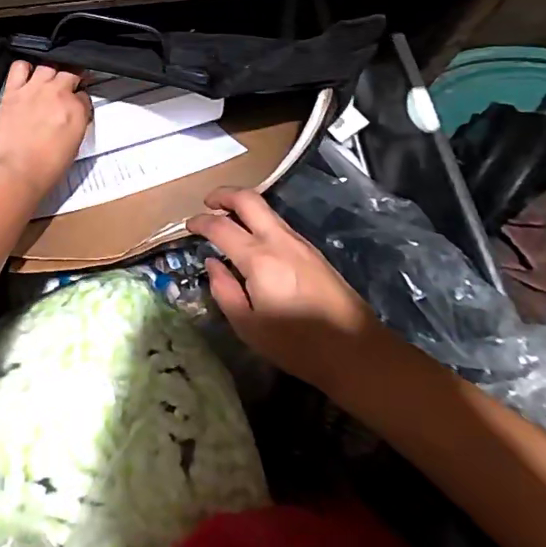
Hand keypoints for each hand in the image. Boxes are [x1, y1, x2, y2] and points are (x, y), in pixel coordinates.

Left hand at [0, 61, 91, 196]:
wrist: (16, 170)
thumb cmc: (47, 167)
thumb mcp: (75, 145)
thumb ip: (77, 122)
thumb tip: (75, 114)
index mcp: (77, 109)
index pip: (84, 95)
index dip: (80, 100)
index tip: (75, 105)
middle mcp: (58, 93)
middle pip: (69, 74)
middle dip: (70, 80)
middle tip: (65, 90)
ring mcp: (34, 89)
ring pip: (48, 66)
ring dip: (50, 73)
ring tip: (46, 83)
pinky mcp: (13, 91)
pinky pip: (20, 67)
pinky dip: (24, 68)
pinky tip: (26, 78)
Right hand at [187, 188, 383, 390]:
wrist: (357, 352)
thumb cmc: (297, 345)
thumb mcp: (248, 326)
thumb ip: (224, 290)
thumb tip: (212, 264)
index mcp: (259, 258)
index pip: (221, 226)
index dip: (200, 222)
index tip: (188, 226)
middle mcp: (279, 241)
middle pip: (248, 199)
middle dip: (223, 194)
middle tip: (207, 203)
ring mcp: (299, 243)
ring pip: (266, 209)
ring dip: (242, 206)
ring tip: (227, 220)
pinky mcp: (313, 252)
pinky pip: (278, 223)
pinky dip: (258, 221)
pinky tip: (252, 241)